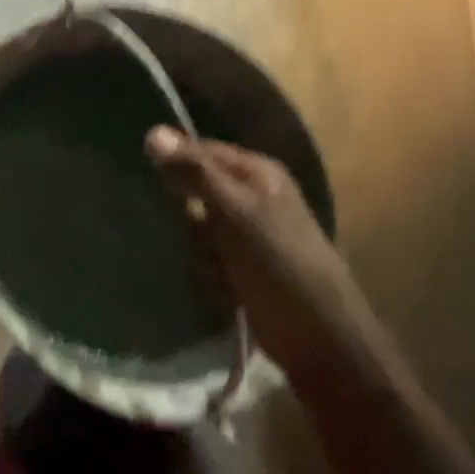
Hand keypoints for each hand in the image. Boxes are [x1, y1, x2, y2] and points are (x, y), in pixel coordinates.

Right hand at [145, 126, 381, 383]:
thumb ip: (197, 173)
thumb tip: (152, 132)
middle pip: (194, 193)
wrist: (322, 342)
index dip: (178, 168)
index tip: (165, 193)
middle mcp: (253, 197)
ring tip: (219, 273)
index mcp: (257, 173)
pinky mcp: (243, 268)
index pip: (200, 151)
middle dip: (191, 221)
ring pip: (197, 229)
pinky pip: (207, 258)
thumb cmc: (282, 266)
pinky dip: (210, 275)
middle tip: (204, 241)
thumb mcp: (238, 213)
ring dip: (200, 254)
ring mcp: (249, 235)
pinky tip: (224, 291)